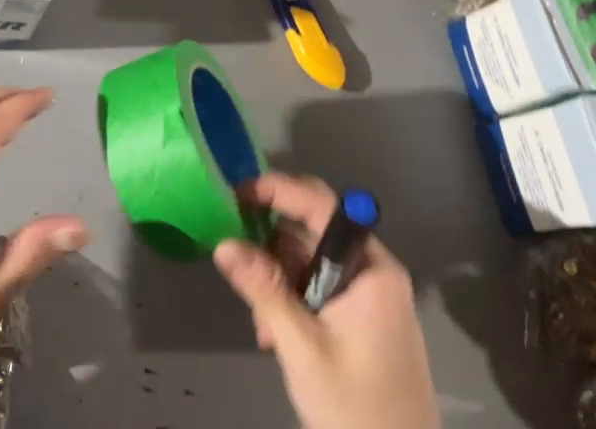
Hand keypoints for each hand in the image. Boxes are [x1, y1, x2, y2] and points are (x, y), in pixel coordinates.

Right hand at [214, 173, 437, 428]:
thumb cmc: (355, 405)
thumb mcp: (301, 345)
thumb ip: (263, 289)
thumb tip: (223, 243)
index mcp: (370, 270)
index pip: (322, 206)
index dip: (279, 191)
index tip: (236, 193)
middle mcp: (372, 272)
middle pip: (312, 233)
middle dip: (271, 249)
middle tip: (240, 273)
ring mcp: (368, 296)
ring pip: (309, 262)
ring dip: (277, 281)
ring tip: (262, 325)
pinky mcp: (360, 318)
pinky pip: (317, 287)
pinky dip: (291, 299)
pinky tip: (275, 333)